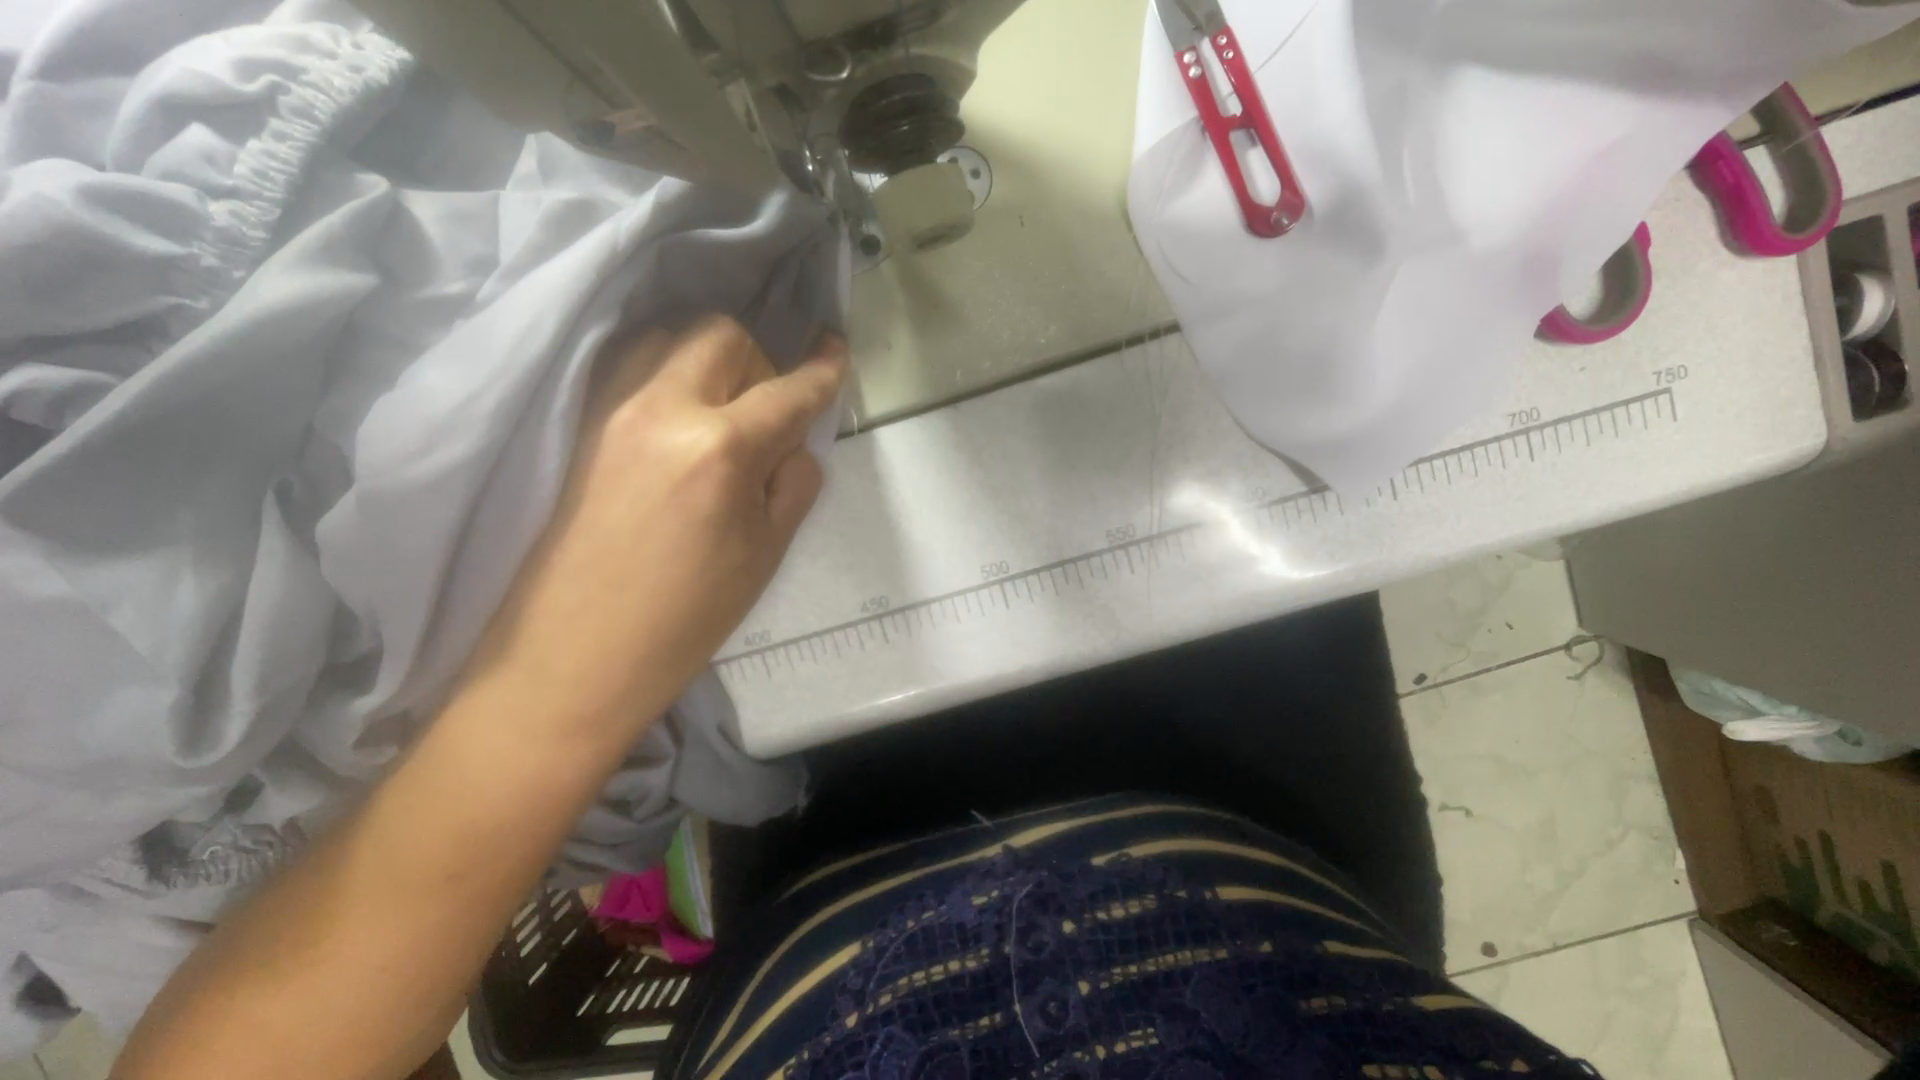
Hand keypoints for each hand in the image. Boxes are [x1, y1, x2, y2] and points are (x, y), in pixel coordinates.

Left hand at [468, 316, 847, 734]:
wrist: (575, 656)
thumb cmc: (685, 619)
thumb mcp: (766, 555)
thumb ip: (793, 482)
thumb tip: (793, 442)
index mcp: (720, 448)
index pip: (786, 391)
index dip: (821, 370)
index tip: (837, 349)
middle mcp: (663, 409)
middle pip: (721, 336)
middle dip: (758, 360)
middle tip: (767, 413)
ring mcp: (613, 412)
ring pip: (670, 340)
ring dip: (710, 361)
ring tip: (721, 417)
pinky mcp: (583, 427)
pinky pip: (633, 368)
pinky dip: (669, 375)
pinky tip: (680, 424)